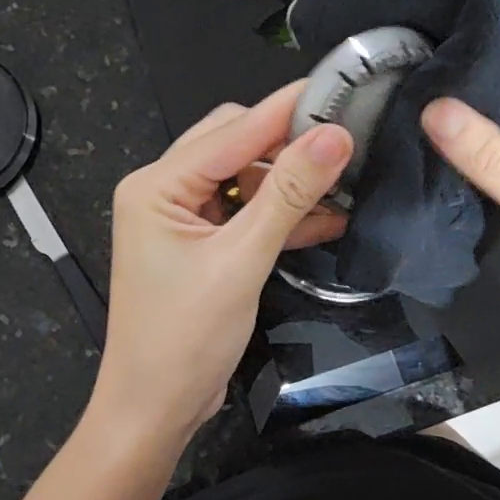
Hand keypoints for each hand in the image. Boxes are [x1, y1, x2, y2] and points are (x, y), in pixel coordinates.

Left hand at [95, 82, 353, 437]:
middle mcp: (165, 192)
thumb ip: (288, 196)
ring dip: (291, 183)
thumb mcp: (241, 262)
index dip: (286, 109)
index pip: (232, 130)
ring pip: (247, 178)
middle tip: (345, 142)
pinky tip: (327, 217)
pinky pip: (248, 212)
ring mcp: (184, 219)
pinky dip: (282, 215)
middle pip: (237, 145)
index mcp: (157, 186)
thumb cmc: (182, 341)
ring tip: (345, 183)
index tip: (336, 89)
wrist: (155, 410)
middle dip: (289, 145)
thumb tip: (333, 138)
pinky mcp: (204, 244)